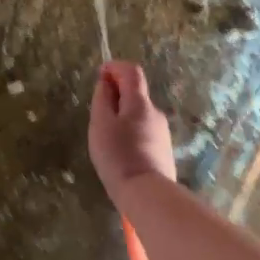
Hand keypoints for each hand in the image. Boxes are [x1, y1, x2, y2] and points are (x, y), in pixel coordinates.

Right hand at [88, 61, 175, 190]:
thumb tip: (106, 82)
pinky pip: (143, 131)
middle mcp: (155, 113)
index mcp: (140, 103)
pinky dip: (129, 131)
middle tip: (97, 110)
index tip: (99, 75)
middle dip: (116, 94)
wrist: (145, 191)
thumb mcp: (101, 124)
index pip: (132, 72)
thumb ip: (103, 99)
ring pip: (139, 114)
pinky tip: (119, 150)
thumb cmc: (117, 154)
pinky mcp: (162, 150)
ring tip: (105, 135)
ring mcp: (162, 132)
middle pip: (136, 94)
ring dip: (122, 115)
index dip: (115, 68)